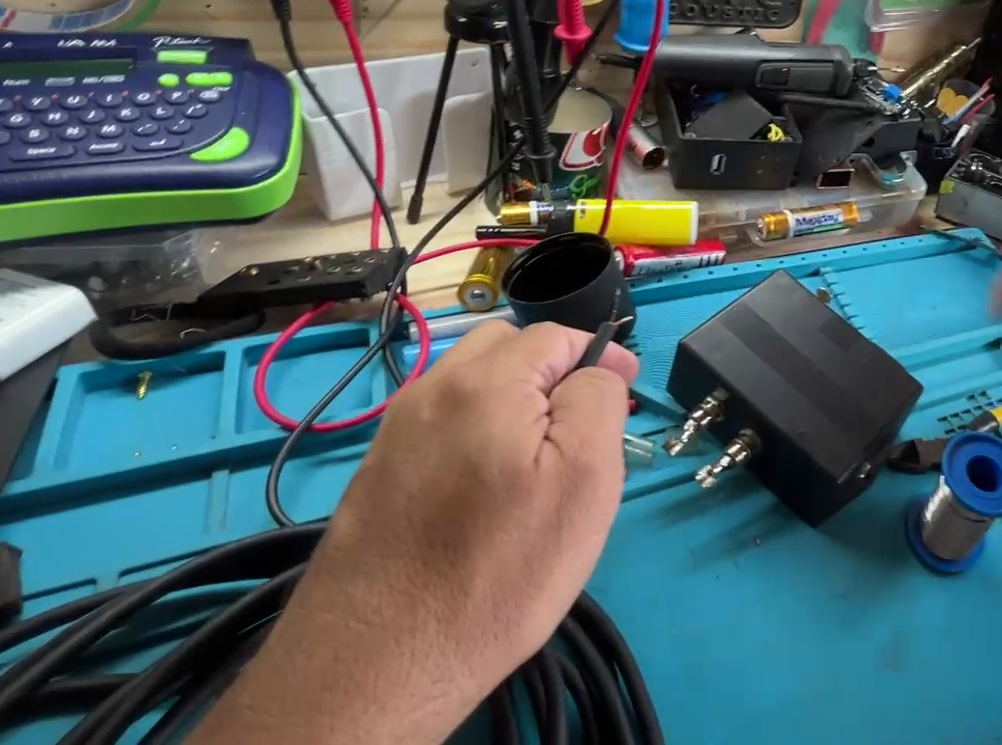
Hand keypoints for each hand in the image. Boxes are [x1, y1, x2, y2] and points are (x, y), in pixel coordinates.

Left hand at [203, 321, 638, 744]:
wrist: (375, 665)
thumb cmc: (502, 566)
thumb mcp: (587, 477)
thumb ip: (598, 398)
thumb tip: (593, 369)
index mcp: (485, 381)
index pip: (555, 335)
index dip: (599, 354)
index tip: (626, 386)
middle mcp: (431, 390)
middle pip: (506, 347)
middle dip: (553, 368)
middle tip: (583, 423)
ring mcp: (396, 431)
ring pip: (472, 383)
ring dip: (514, 396)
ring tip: (540, 455)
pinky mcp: (377, 472)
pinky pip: (443, 421)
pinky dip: (479, 428)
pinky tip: (489, 485)